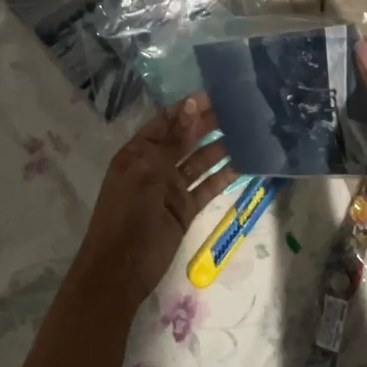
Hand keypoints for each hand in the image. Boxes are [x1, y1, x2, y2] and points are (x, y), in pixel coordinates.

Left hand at [71, 92, 235, 308]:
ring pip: (200, 161)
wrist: (120, 271)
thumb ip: (174, 140)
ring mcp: (172, 187)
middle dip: (208, 124)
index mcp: (139, 152)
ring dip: (220, 147)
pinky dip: (223, 176)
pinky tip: (243, 163)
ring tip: (246, 132)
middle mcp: (156, 165)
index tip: (215, 94)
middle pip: (186, 139)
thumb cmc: (126, 215)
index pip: (167, 121)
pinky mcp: (186, 208)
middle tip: (238, 109)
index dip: (188, 108)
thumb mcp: (148, 172)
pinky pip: (207, 187)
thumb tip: (192, 105)